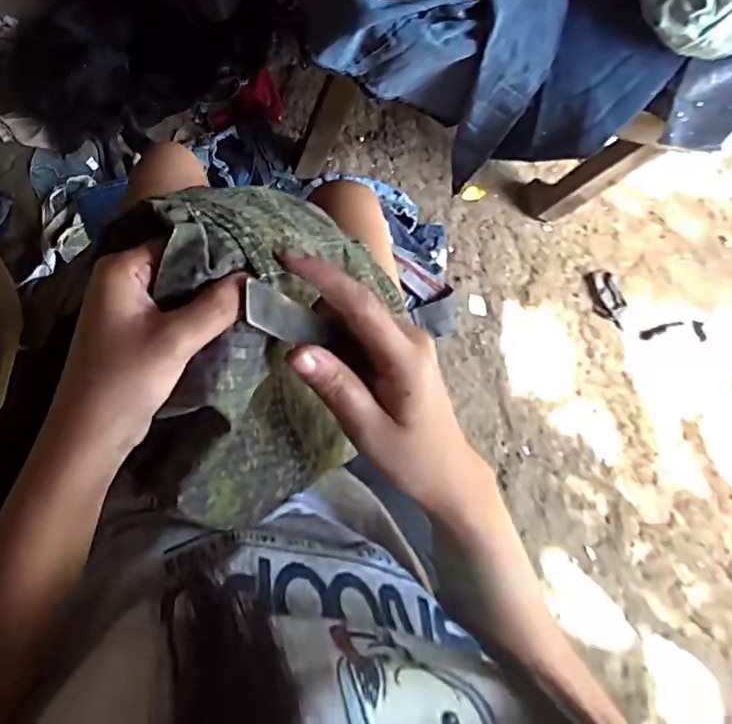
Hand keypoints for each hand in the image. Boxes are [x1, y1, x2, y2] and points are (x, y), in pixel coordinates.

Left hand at [48, 241, 243, 462]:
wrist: (89, 437)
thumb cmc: (125, 381)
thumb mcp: (175, 341)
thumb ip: (215, 306)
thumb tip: (252, 278)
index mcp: (120, 268)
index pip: (177, 241)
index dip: (216, 247)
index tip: (253, 254)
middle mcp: (120, 278)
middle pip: (178, 262)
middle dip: (215, 271)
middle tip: (258, 274)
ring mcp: (126, 304)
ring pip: (177, 287)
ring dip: (208, 293)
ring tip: (250, 292)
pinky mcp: (134, 328)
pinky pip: (171, 308)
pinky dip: (195, 312)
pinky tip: (227, 315)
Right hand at [279, 249, 494, 523]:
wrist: (450, 475)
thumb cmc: (411, 459)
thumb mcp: (368, 430)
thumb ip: (335, 387)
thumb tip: (295, 351)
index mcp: (405, 354)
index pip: (360, 302)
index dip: (322, 275)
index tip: (287, 256)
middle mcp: (409, 335)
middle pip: (354, 302)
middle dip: (315, 304)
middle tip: (281, 322)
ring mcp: (407, 338)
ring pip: (355, 313)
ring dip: (325, 324)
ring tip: (309, 360)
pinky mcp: (399, 346)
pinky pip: (361, 327)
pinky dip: (337, 335)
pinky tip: (328, 362)